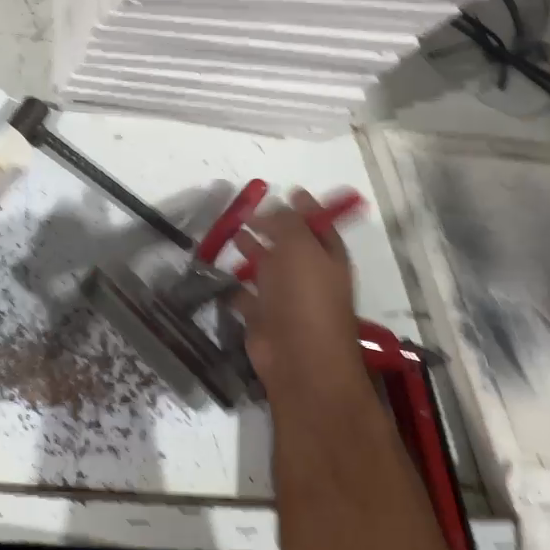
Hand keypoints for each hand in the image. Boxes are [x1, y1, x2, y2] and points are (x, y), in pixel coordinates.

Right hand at [232, 189, 370, 401]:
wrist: (298, 359)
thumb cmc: (305, 298)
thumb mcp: (300, 248)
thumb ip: (288, 223)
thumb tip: (278, 206)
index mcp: (327, 260)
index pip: (319, 227)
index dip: (307, 209)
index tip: (288, 190)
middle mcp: (309, 278)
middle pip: (291, 247)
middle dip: (272, 228)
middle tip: (248, 212)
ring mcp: (287, 301)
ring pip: (267, 269)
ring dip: (252, 252)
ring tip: (232, 235)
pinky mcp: (263, 319)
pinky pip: (247, 296)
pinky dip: (235, 285)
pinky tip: (222, 273)